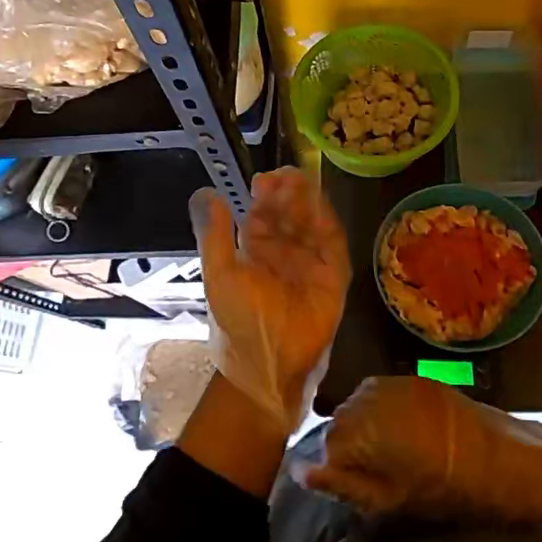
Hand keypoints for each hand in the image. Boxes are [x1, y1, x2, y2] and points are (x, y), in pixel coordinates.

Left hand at [191, 168, 350, 432]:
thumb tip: (208, 193)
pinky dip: (328, 225)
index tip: (264, 178)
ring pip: (311, 226)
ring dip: (307, 204)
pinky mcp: (332, 279)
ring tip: (302, 183)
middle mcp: (283, 256)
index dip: (264, 196)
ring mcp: (309, 265)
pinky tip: (320, 207)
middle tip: (287, 175)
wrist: (268, 367)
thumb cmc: (238, 324)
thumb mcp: (219, 275)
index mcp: (254, 254)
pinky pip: (333, 246)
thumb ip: (213, 235)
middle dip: (288, 194)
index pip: (261, 216)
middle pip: (289, 216)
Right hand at [305, 376, 541, 523]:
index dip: (339, 466)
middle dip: (350, 441)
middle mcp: (373, 395)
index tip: (362, 481)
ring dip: (366, 423)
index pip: (327, 442)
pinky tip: (405, 429)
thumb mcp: (389, 499)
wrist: (503, 460)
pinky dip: (385, 409)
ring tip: (391, 449)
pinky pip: (384, 391)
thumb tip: (301, 472)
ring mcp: (398, 382)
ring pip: (360, 401)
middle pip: (341, 418)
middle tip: (377, 468)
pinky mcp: (418, 378)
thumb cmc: (445, 488)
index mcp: (364, 426)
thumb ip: (342, 483)